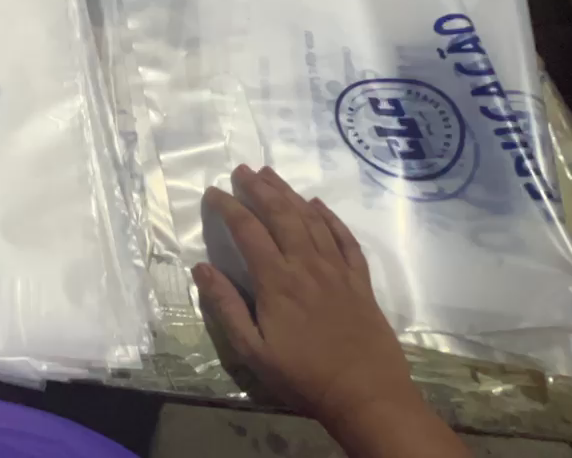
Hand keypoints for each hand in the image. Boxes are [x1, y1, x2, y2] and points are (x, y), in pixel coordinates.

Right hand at [193, 166, 421, 432]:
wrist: (371, 401)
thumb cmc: (305, 377)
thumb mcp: (253, 350)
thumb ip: (225, 306)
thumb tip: (201, 267)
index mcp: (277, 281)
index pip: (247, 230)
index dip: (228, 207)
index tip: (213, 193)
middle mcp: (307, 267)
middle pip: (282, 215)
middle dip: (259, 188)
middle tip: (242, 170)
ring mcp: (337, 273)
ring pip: (312, 221)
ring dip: (289, 194)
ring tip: (271, 174)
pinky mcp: (360, 284)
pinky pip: (346, 241)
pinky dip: (331, 219)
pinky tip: (318, 205)